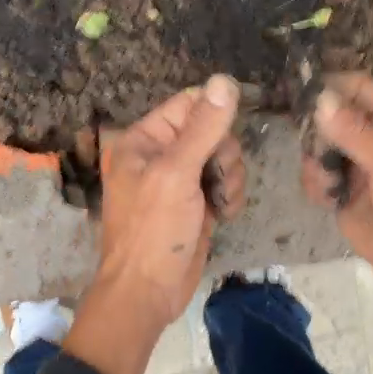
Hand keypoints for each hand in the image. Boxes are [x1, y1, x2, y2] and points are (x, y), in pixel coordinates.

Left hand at [65, 75, 245, 373]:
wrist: (148, 292)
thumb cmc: (153, 230)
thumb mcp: (177, 173)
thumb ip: (204, 128)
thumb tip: (224, 81)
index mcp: (143, 140)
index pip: (189, 104)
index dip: (214, 115)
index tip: (227, 136)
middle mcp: (159, 155)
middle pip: (211, 130)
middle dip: (223, 154)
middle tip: (214, 180)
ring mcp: (178, 181)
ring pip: (222, 158)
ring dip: (229, 178)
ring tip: (219, 203)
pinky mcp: (195, 204)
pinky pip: (223, 184)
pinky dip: (229, 196)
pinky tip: (223, 215)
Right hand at [303, 73, 372, 330]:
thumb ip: (355, 132)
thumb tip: (320, 101)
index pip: (357, 87)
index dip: (330, 88)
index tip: (302, 97)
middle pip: (330, 114)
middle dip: (317, 130)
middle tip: (316, 149)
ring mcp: (356, 162)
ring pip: (317, 145)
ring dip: (316, 161)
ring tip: (330, 182)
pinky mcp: (341, 189)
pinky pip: (314, 175)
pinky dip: (316, 184)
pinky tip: (330, 198)